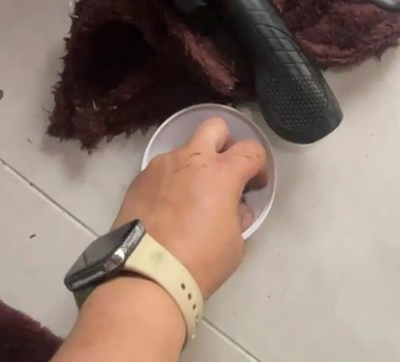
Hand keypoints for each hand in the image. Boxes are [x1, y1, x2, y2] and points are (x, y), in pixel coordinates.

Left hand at [113, 116, 266, 297]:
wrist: (146, 274)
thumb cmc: (200, 261)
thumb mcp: (235, 244)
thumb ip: (238, 216)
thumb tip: (235, 207)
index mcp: (222, 172)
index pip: (251, 149)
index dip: (259, 165)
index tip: (255, 184)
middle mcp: (192, 158)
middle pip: (214, 126)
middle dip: (225, 143)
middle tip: (224, 170)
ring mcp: (163, 164)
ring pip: (184, 149)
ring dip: (193, 165)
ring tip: (190, 197)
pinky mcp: (140, 177)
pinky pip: (162, 169)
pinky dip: (171, 181)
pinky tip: (168, 208)